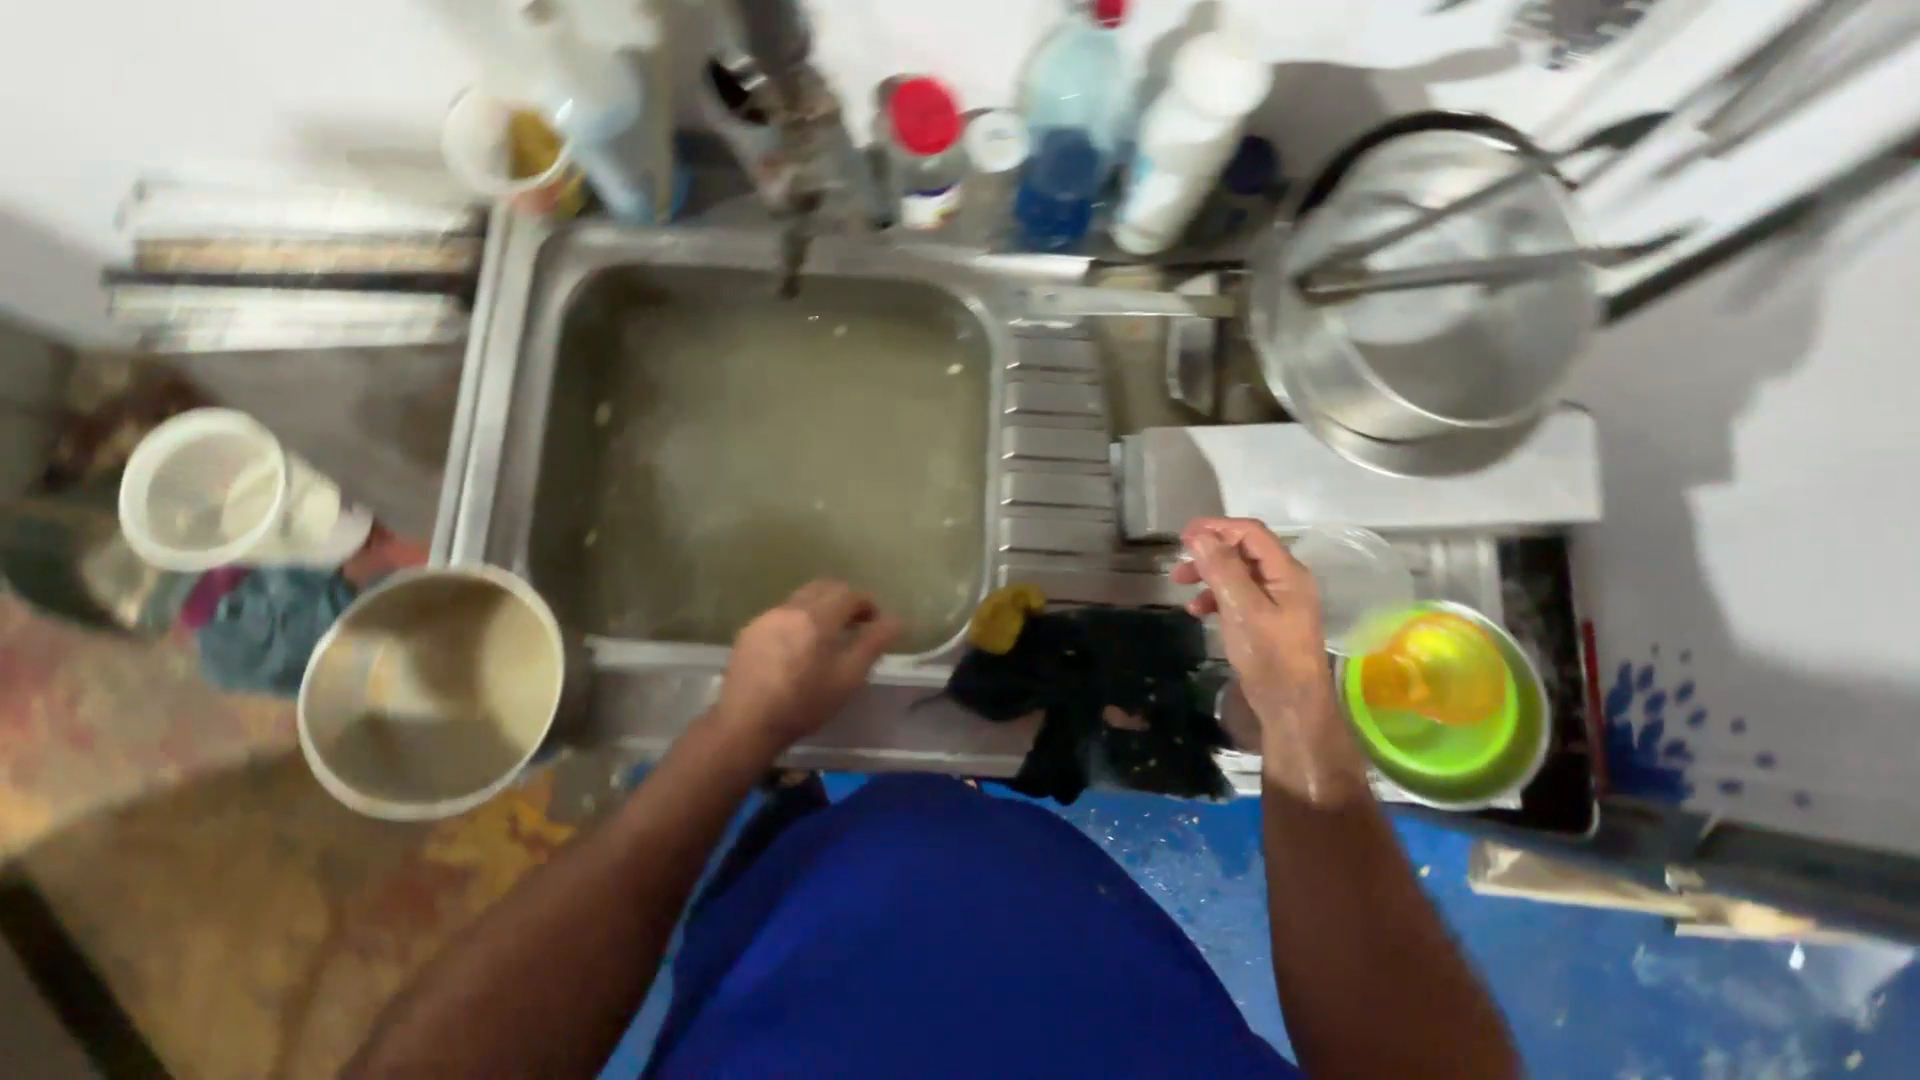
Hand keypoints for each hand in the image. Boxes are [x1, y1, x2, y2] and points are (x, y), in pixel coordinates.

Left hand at [711, 580, 904, 753]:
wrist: (746, 724)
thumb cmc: (804, 703)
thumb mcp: (848, 677)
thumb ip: (874, 643)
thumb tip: (898, 620)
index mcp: (816, 617)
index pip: (849, 594)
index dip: (868, 605)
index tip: (875, 623)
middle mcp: (789, 608)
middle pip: (823, 588)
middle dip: (844, 600)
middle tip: (855, 624)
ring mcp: (765, 618)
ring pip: (800, 599)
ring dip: (820, 609)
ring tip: (827, 637)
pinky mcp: (749, 632)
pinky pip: (781, 614)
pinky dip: (798, 621)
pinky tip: (797, 649)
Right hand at [1170, 518, 1368, 803]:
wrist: (1291, 707)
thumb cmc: (1270, 655)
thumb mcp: (1242, 609)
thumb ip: (1222, 569)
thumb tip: (1200, 537)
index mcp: (1287, 573)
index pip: (1251, 533)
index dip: (1218, 528)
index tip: (1184, 535)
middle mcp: (1285, 582)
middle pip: (1244, 552)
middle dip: (1210, 553)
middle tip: (1179, 563)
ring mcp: (1278, 603)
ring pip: (1238, 575)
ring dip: (1209, 575)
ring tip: (1182, 586)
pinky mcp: (1267, 623)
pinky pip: (1239, 598)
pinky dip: (1216, 598)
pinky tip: (1199, 611)